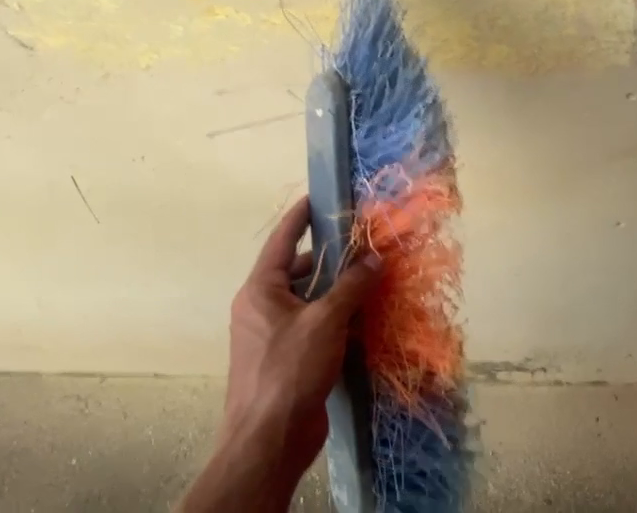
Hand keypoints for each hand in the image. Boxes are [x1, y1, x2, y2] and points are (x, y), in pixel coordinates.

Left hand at [183, 197, 379, 511]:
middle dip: (334, 258)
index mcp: (261, 290)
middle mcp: (264, 308)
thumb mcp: (326, 320)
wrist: (269, 441)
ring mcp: (275, 335)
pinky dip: (339, 317)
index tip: (320, 195)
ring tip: (376, 276)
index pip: (283, 240)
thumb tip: (375, 258)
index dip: (302, 216)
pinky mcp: (290, 359)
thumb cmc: (289, 370)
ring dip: (341, 290)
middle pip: (302, 270)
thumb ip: (352, 285)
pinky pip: (316, 326)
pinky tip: (367, 316)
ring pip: (312, 299)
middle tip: (368, 243)